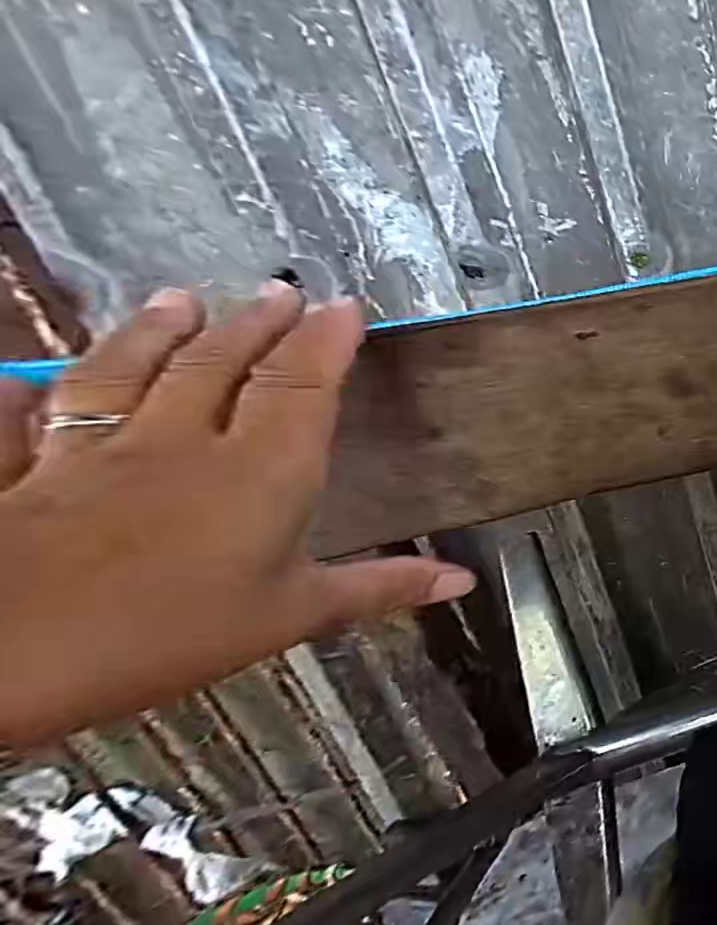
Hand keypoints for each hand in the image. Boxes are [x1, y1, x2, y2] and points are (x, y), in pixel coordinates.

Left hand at [0, 284, 474, 746]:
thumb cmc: (165, 634)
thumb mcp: (294, 615)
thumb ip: (380, 587)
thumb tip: (463, 579)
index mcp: (258, 471)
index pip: (300, 387)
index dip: (325, 342)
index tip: (346, 306)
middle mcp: (175, 447)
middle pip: (219, 367)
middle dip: (257, 325)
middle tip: (280, 291)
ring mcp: (83, 459)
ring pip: (123, 376)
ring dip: (156, 333)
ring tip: (179, 298)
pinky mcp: (9, 482)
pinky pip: (17, 425)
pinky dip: (21, 395)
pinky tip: (21, 378)